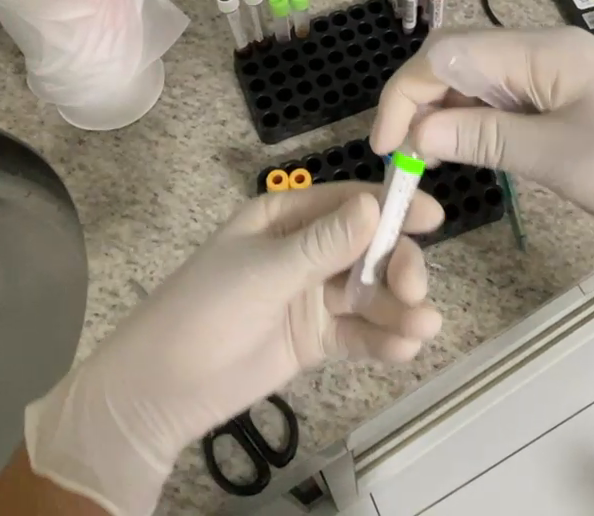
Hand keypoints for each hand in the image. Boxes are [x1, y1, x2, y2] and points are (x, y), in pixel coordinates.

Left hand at [22, 183, 443, 515]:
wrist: (160, 390)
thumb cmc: (205, 310)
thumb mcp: (265, 271)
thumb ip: (323, 244)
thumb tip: (375, 204)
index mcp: (286, 218)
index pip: (347, 203)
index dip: (391, 207)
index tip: (432, 216)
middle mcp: (306, 250)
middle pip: (368, 249)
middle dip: (397, 266)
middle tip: (415, 291)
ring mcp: (312, 295)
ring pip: (369, 292)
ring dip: (398, 307)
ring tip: (421, 329)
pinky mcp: (316, 337)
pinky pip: (359, 331)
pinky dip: (384, 337)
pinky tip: (405, 348)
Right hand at [371, 27, 593, 256]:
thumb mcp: (564, 160)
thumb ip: (486, 137)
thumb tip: (417, 130)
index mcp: (543, 52)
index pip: (447, 54)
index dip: (404, 95)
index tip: (386, 148)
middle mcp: (546, 48)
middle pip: (458, 59)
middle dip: (419, 101)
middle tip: (403, 157)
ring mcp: (559, 69)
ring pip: (479, 77)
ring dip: (446, 112)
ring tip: (428, 157)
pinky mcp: (570, 92)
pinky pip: (507, 95)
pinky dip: (478, 119)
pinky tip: (470, 146)